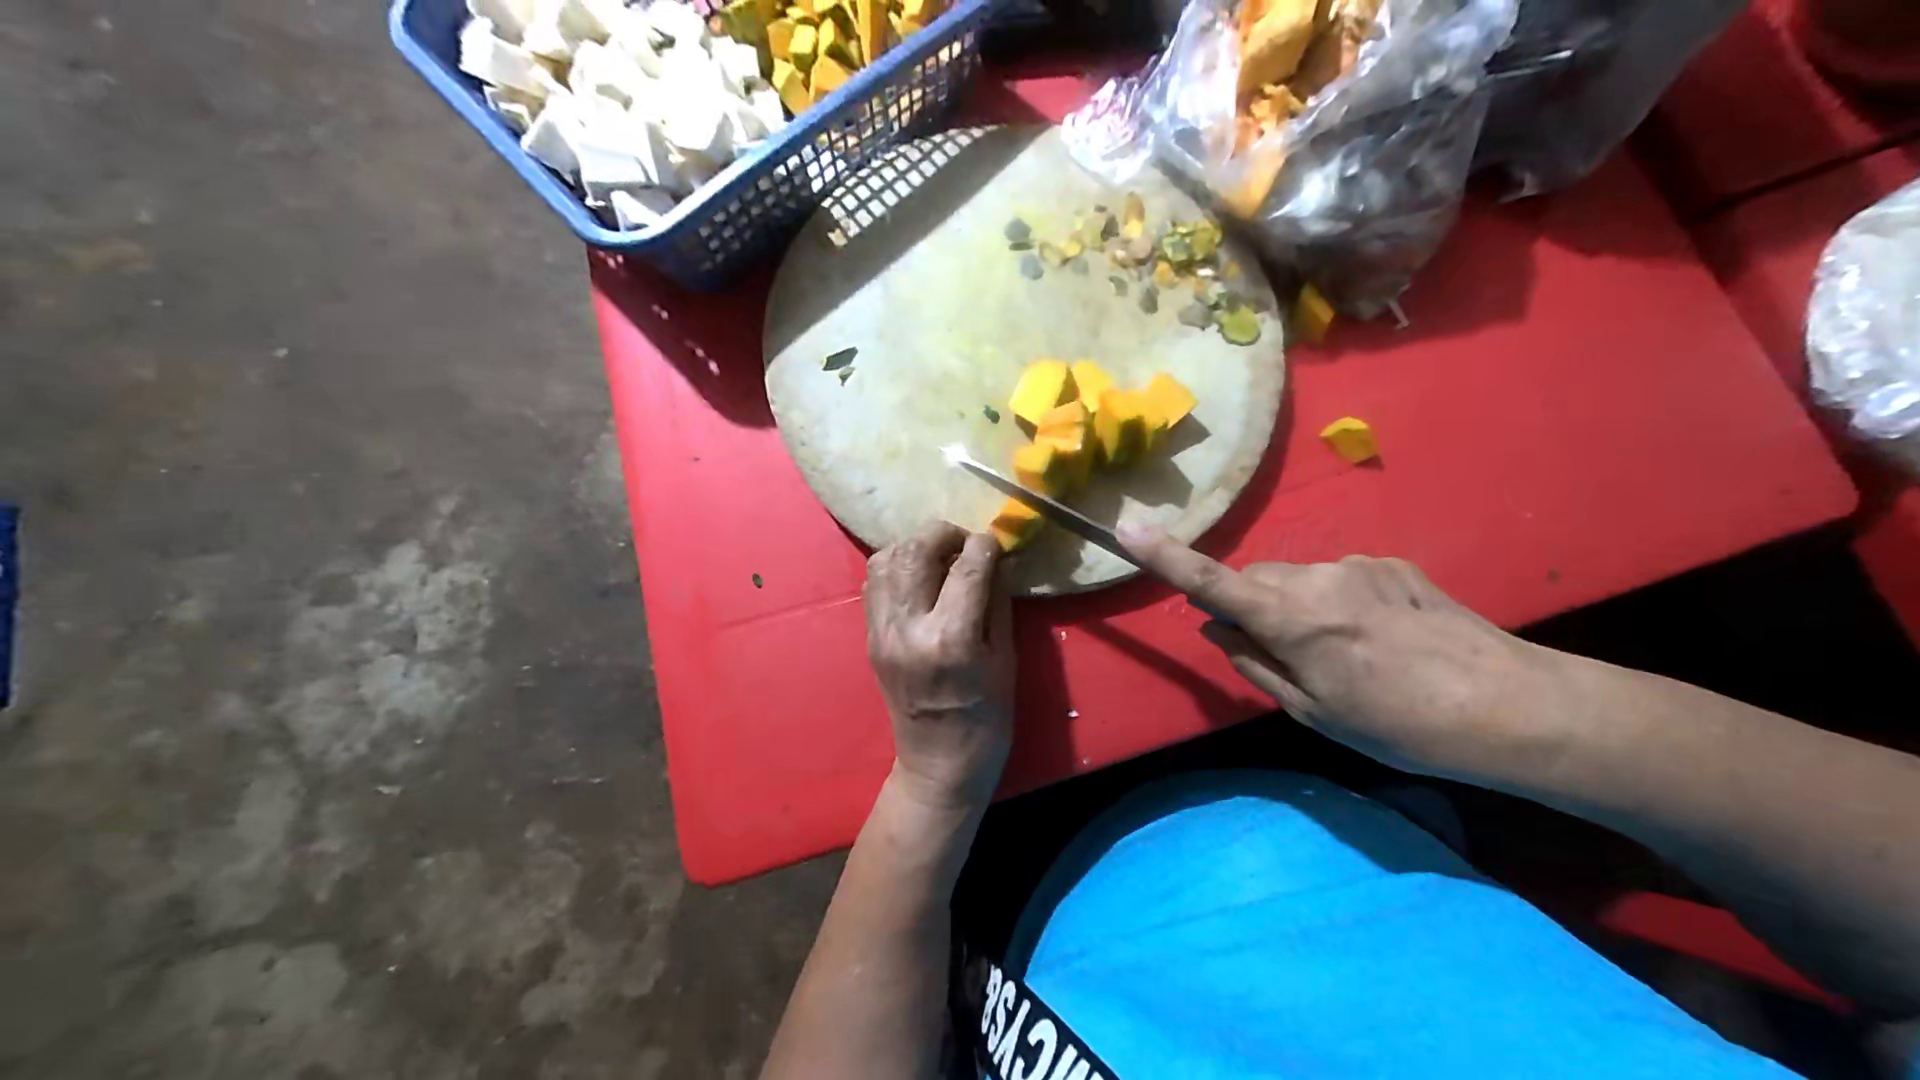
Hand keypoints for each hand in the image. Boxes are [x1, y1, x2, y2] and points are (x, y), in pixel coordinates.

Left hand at [864, 522, 1015, 810]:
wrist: (939, 762)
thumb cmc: (987, 716)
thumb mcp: (1006, 657)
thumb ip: (998, 600)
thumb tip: (995, 556)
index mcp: (952, 639)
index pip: (967, 567)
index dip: (986, 545)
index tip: (996, 543)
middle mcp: (908, 628)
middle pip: (916, 550)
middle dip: (945, 533)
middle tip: (965, 543)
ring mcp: (881, 631)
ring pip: (887, 559)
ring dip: (916, 545)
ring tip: (940, 555)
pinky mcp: (869, 636)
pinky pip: (874, 582)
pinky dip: (896, 566)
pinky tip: (918, 577)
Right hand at [1121, 526, 1571, 786]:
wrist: (1515, 708)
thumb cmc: (1400, 727)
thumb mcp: (1313, 711)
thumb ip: (1255, 663)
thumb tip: (1217, 628)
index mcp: (1294, 619)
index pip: (1213, 584)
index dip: (1165, 558)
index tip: (1126, 531)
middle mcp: (1320, 577)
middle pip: (1256, 579)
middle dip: (1250, 605)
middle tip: (1281, 655)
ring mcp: (1360, 565)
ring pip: (1296, 578)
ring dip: (1294, 606)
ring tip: (1342, 653)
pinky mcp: (1391, 564)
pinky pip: (1337, 577)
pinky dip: (1334, 601)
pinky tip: (1375, 637)